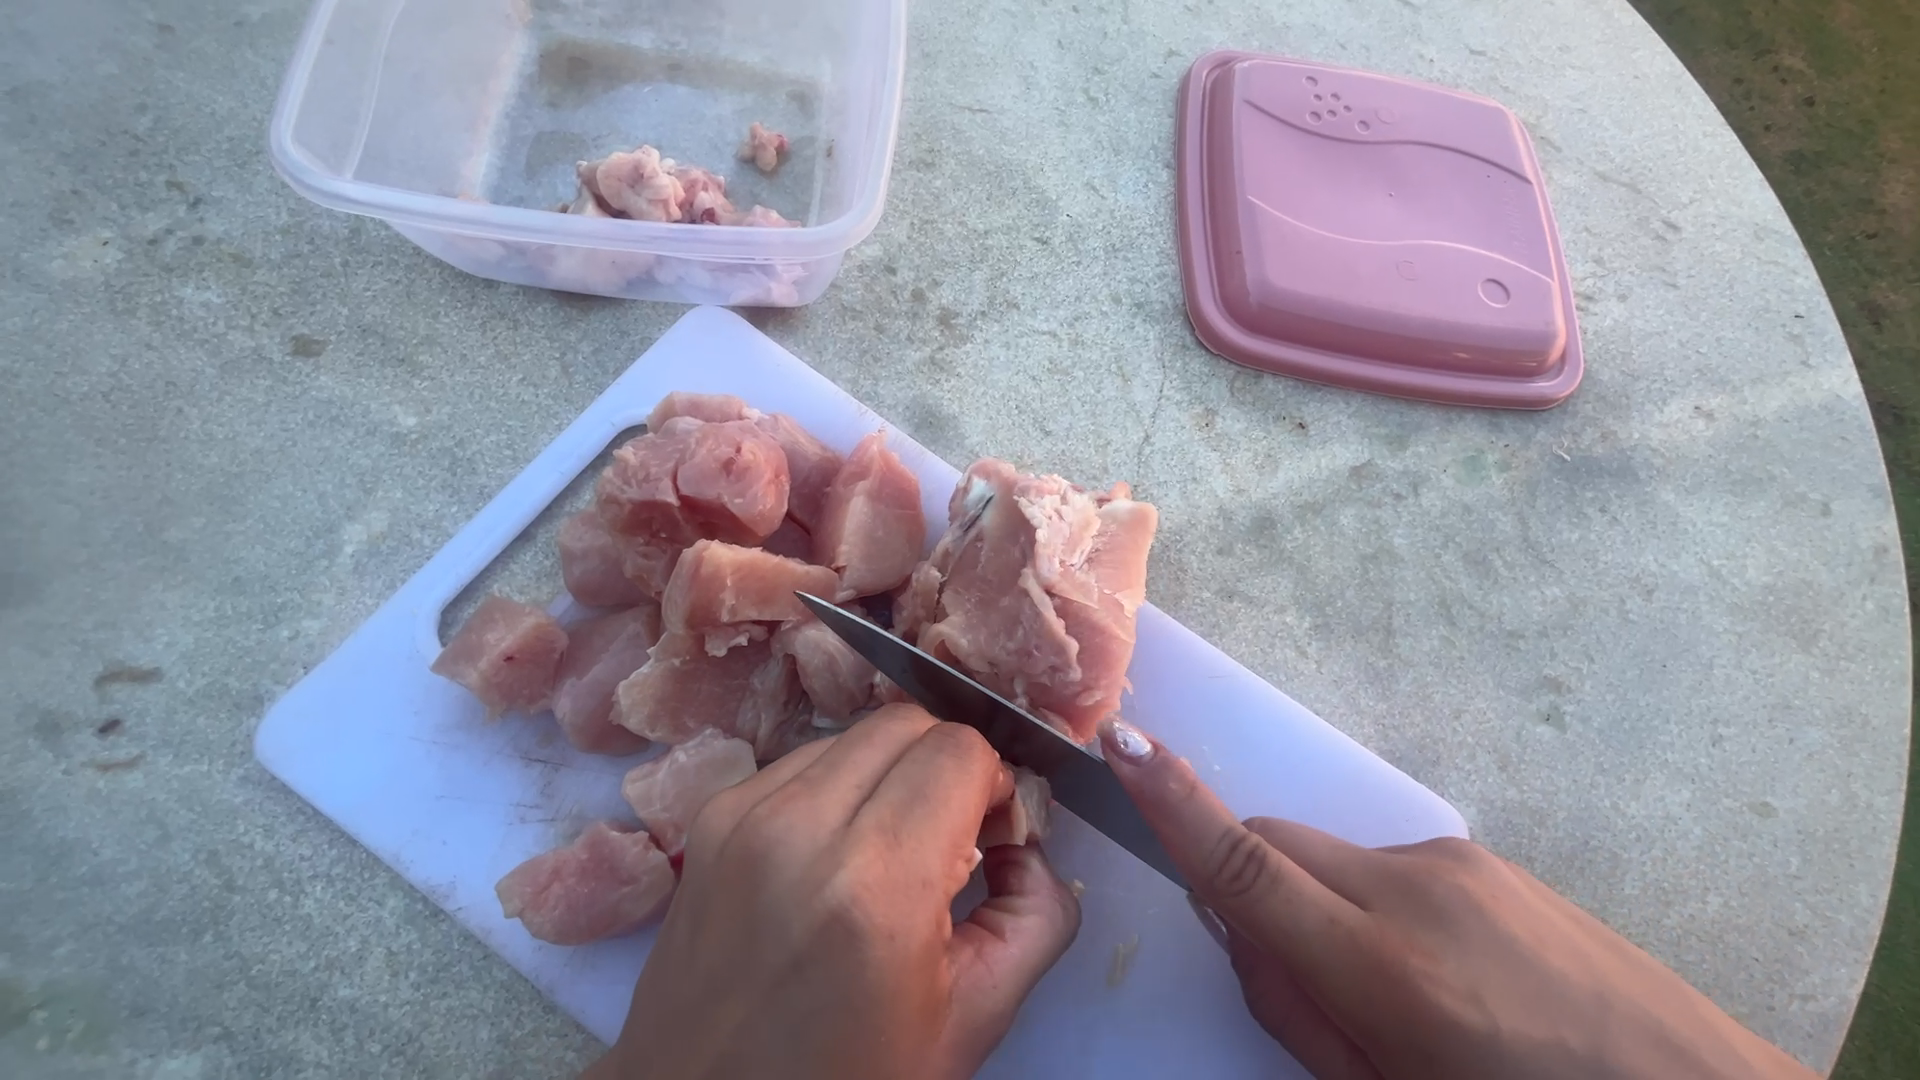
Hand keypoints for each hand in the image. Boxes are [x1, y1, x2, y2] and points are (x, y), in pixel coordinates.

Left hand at [587, 705, 1081, 1079]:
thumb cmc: (851, 1075)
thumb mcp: (975, 1016)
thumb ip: (1038, 913)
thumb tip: (1025, 837)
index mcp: (877, 886)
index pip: (960, 750)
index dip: (993, 781)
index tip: (992, 829)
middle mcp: (801, 827)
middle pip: (909, 722)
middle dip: (948, 762)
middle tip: (951, 829)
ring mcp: (746, 811)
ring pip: (857, 733)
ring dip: (893, 769)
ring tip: (889, 841)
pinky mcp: (713, 811)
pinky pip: (805, 758)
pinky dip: (841, 783)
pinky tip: (836, 846)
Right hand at [1098, 718, 1818, 1079]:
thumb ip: (1290, 1007)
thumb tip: (1240, 927)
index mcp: (1388, 972)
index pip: (1246, 867)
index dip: (1173, 803)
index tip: (1122, 743)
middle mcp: (1414, 889)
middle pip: (1270, 841)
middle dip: (1250, 884)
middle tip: (1295, 968)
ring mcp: (1454, 860)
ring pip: (1322, 853)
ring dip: (1317, 901)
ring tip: (1396, 985)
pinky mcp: (1481, 851)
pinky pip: (1380, 861)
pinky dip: (1371, 901)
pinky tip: (1444, 967)